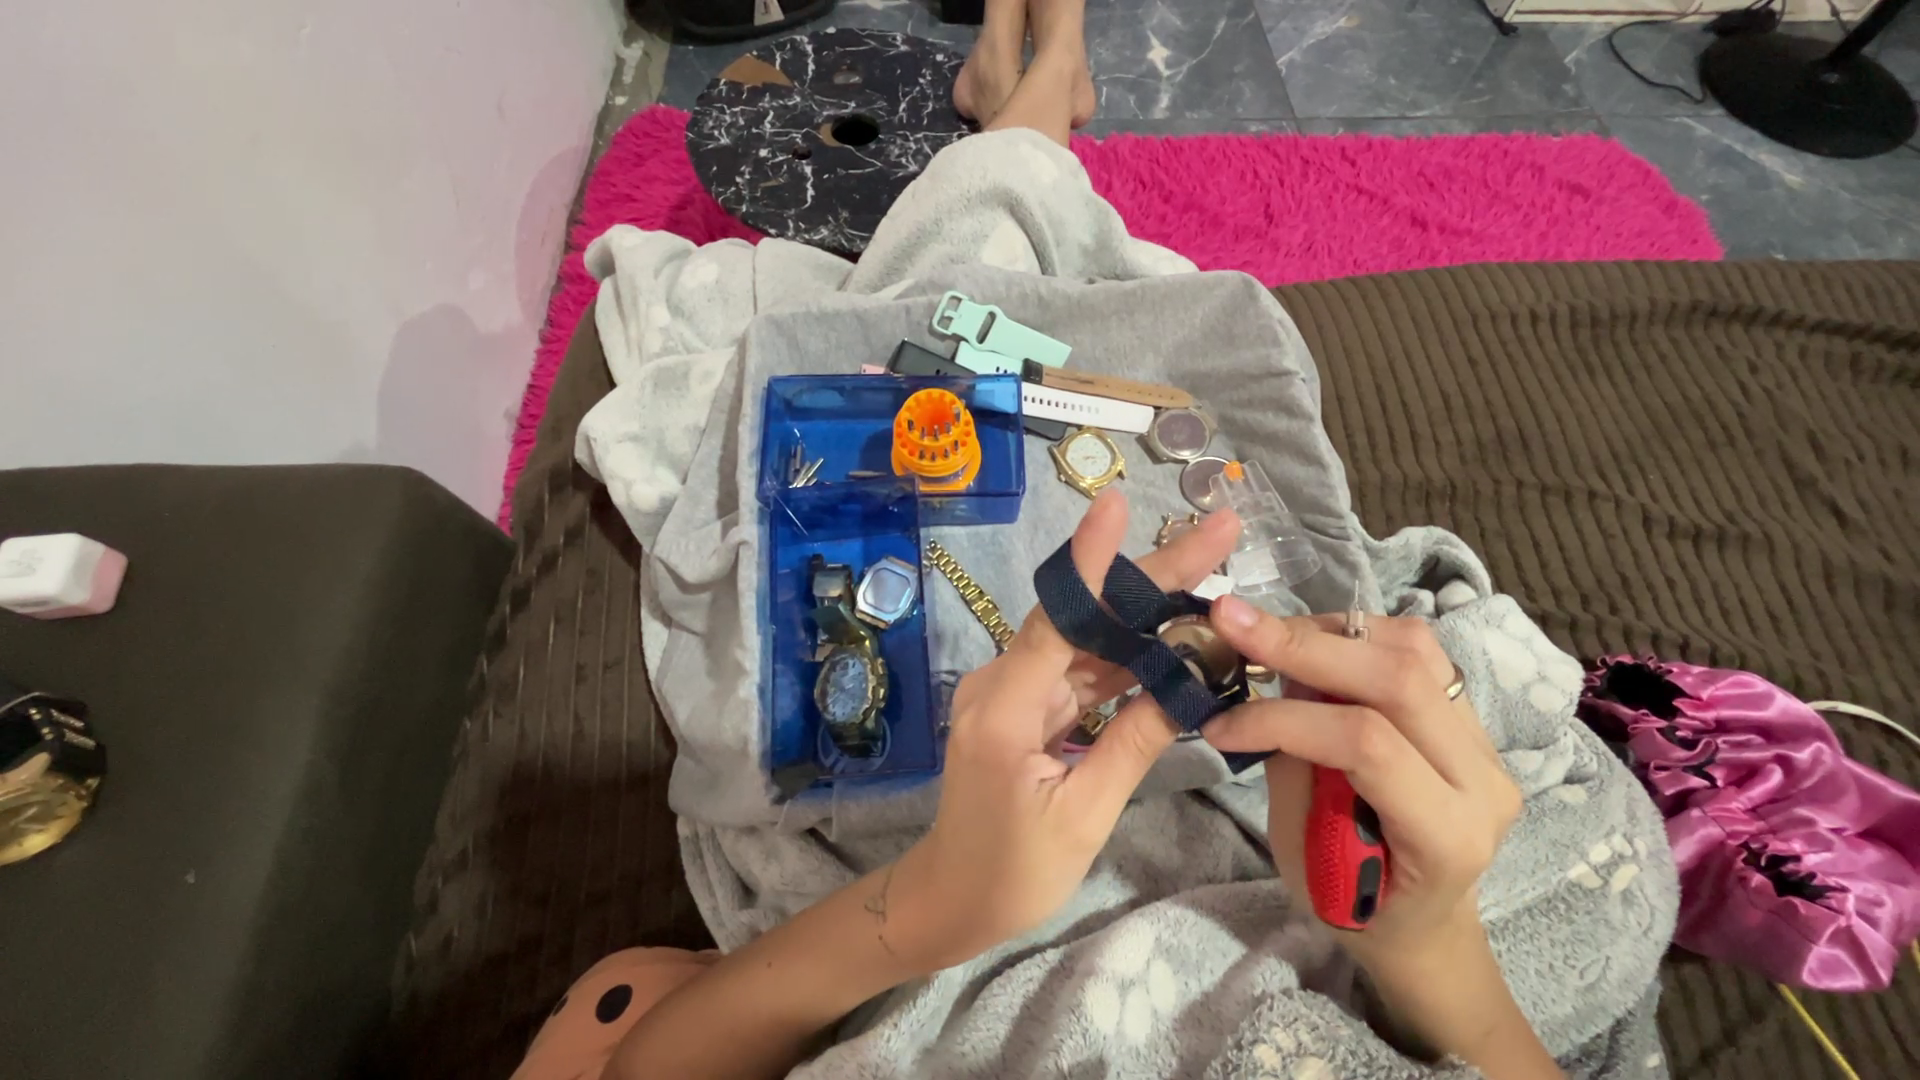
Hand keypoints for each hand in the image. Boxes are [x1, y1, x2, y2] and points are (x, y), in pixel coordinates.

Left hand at [888, 490, 1240, 970]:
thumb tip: (1187, 685)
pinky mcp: (1020, 707)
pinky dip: (1120, 658)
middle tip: (1216, 536)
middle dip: (1148, 579)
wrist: (950, 898)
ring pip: (1082, 642)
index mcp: (1005, 708)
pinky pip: (1076, 672)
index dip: (1091, 561)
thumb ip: (1132, 743)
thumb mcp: (1084, 815)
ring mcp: (1009, 693)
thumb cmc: (1012, 870)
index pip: (1056, 619)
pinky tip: (1166, 637)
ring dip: (1141, 616)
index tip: (1118, 504)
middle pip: (1081, 620)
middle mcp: (1001, 683)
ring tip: (1207, 577)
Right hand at [1201, 599, 1523, 1022]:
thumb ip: (1296, 765)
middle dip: (1302, 643)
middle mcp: (1483, 779)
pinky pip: (1419, 652)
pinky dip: (1355, 634)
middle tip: (1230, 621)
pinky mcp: (1471, 718)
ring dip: (1329, 630)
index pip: (1367, 744)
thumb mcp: (1304, 856)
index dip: (1283, 719)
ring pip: (1414, 649)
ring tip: (1269, 637)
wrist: (1421, 921)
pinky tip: (1311, 644)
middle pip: (1398, 677)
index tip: (1220, 724)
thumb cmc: (1353, 906)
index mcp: (1447, 834)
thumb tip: (1268, 685)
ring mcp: (1486, 743)